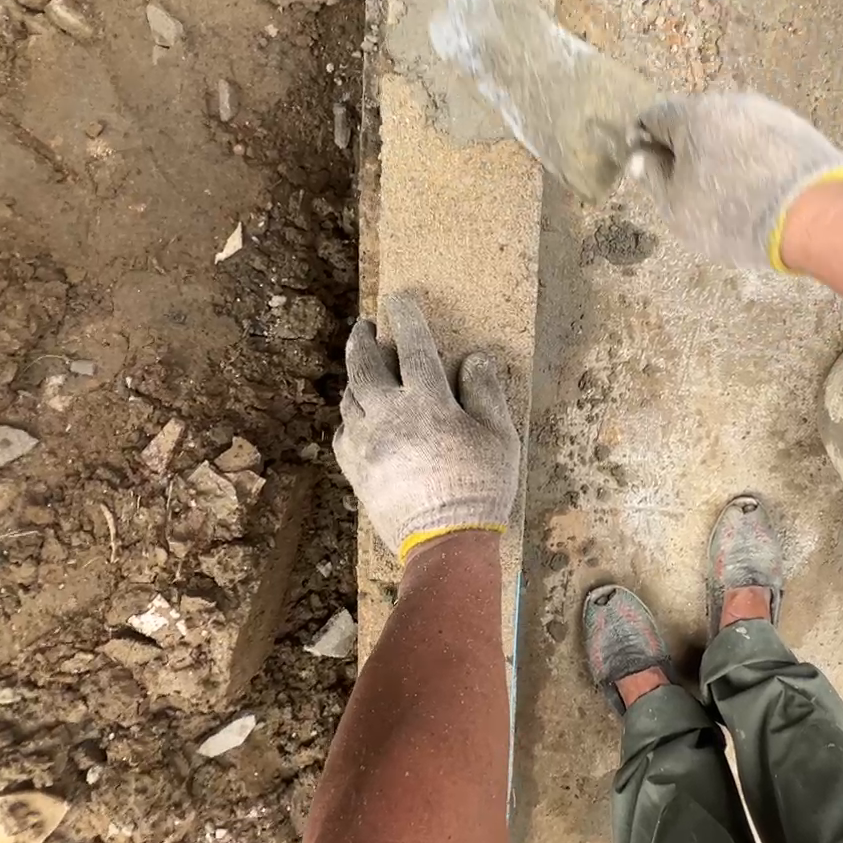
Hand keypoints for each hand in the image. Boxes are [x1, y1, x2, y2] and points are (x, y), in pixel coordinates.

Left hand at [335, 294, 521, 562]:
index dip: (406, 320)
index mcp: (428, 404)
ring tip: (362, 369)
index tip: (398, 300)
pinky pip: (342, 433)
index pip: (413, 348)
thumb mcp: (500, 436)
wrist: (445, 542)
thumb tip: (473, 357)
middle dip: (361, 341)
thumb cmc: (481, 487)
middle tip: (363, 327)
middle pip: (365, 367)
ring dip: (354, 377)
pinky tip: (357, 416)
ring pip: (349, 398)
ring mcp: (366, 444)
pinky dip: (348, 417)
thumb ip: (485, 392)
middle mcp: (389, 417)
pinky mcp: (355, 470)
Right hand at [630, 92, 842, 270]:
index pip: (653, 116)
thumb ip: (653, 178)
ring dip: (718, 154)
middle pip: (693, 121)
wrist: (815, 215)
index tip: (646, 168)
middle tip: (685, 187)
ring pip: (728, 130)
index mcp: (692, 114)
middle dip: (683, 148)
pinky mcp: (796, 128)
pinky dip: (748, 160)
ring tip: (725, 194)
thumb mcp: (677, 207)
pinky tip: (756, 191)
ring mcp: (767, 112)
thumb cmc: (732, 214)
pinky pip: (759, 141)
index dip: (642, 141)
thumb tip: (641, 158)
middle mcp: (729, 102)